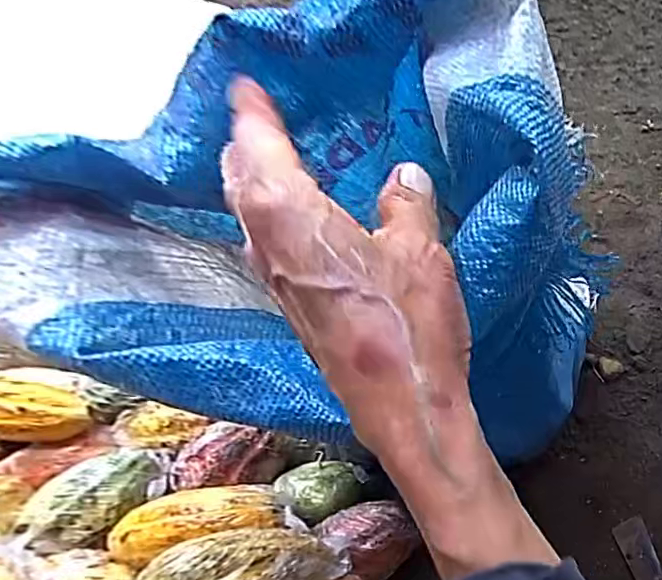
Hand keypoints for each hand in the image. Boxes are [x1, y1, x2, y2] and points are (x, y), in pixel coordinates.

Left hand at [223, 78, 554, 579]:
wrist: (406, 409)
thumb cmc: (410, 326)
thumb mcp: (423, 252)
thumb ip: (409, 204)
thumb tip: (404, 176)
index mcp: (286, 211)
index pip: (255, 140)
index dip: (254, 110)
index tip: (250, 87)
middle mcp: (265, 246)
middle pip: (239, 180)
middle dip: (249, 148)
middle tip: (268, 129)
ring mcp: (277, 289)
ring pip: (252, 222)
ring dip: (262, 192)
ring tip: (286, 176)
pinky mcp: (298, 321)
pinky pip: (275, 257)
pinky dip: (281, 231)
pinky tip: (309, 237)